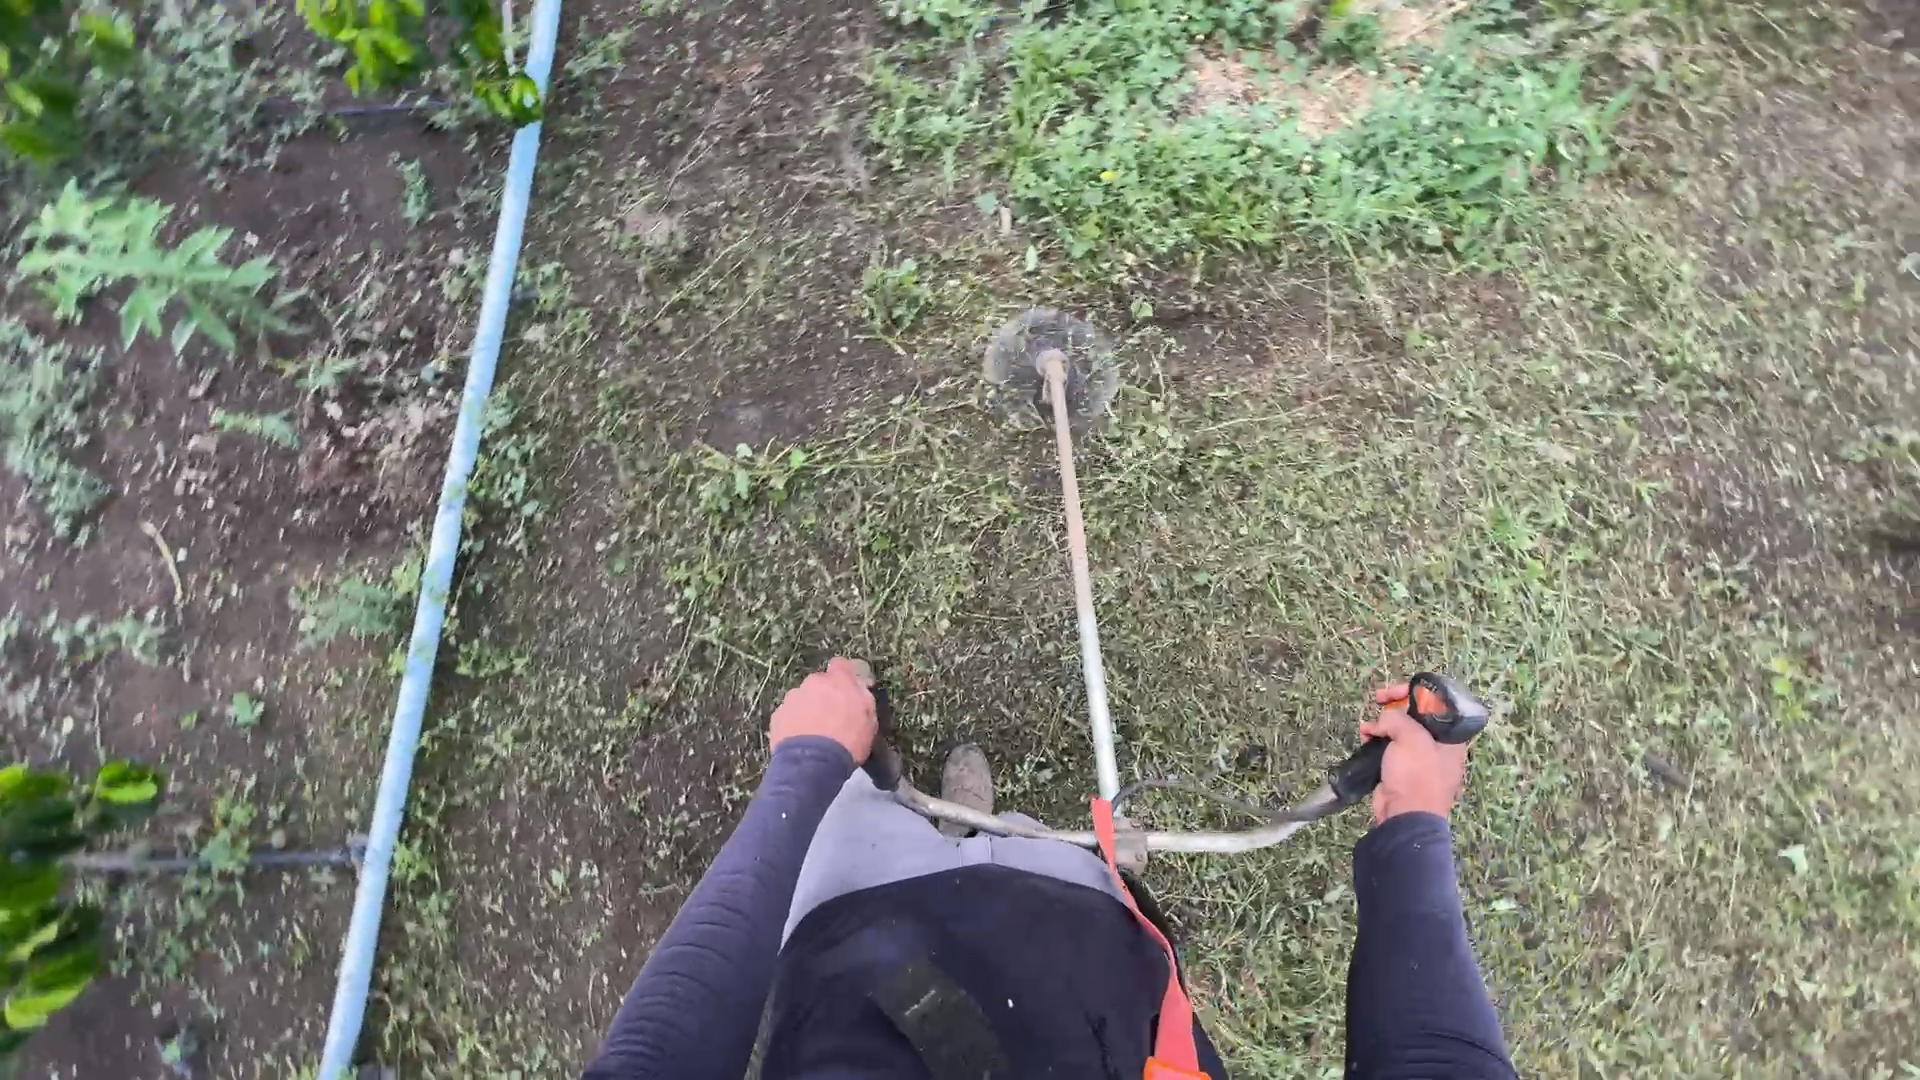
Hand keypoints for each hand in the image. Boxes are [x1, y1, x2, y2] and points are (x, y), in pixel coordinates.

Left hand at [769, 657, 877, 762]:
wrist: (813, 765)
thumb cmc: (848, 742)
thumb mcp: (869, 721)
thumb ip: (863, 698)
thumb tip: (859, 689)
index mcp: (838, 680)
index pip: (841, 664)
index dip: (844, 675)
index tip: (848, 688)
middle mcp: (813, 682)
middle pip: (820, 683)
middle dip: (825, 695)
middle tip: (831, 716)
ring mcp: (793, 698)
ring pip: (803, 698)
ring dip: (809, 708)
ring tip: (814, 732)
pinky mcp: (778, 715)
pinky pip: (789, 714)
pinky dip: (795, 723)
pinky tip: (801, 740)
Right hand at [1360, 683, 1468, 823]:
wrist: (1405, 815)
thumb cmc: (1416, 775)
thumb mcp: (1411, 739)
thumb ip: (1397, 719)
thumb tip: (1383, 720)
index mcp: (1450, 739)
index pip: (1437, 705)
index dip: (1415, 693)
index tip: (1394, 692)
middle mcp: (1437, 746)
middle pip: (1416, 715)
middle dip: (1394, 706)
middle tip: (1377, 700)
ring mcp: (1418, 758)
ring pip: (1399, 729)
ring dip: (1381, 723)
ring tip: (1368, 727)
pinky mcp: (1401, 768)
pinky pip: (1389, 745)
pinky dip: (1376, 738)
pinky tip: (1365, 737)